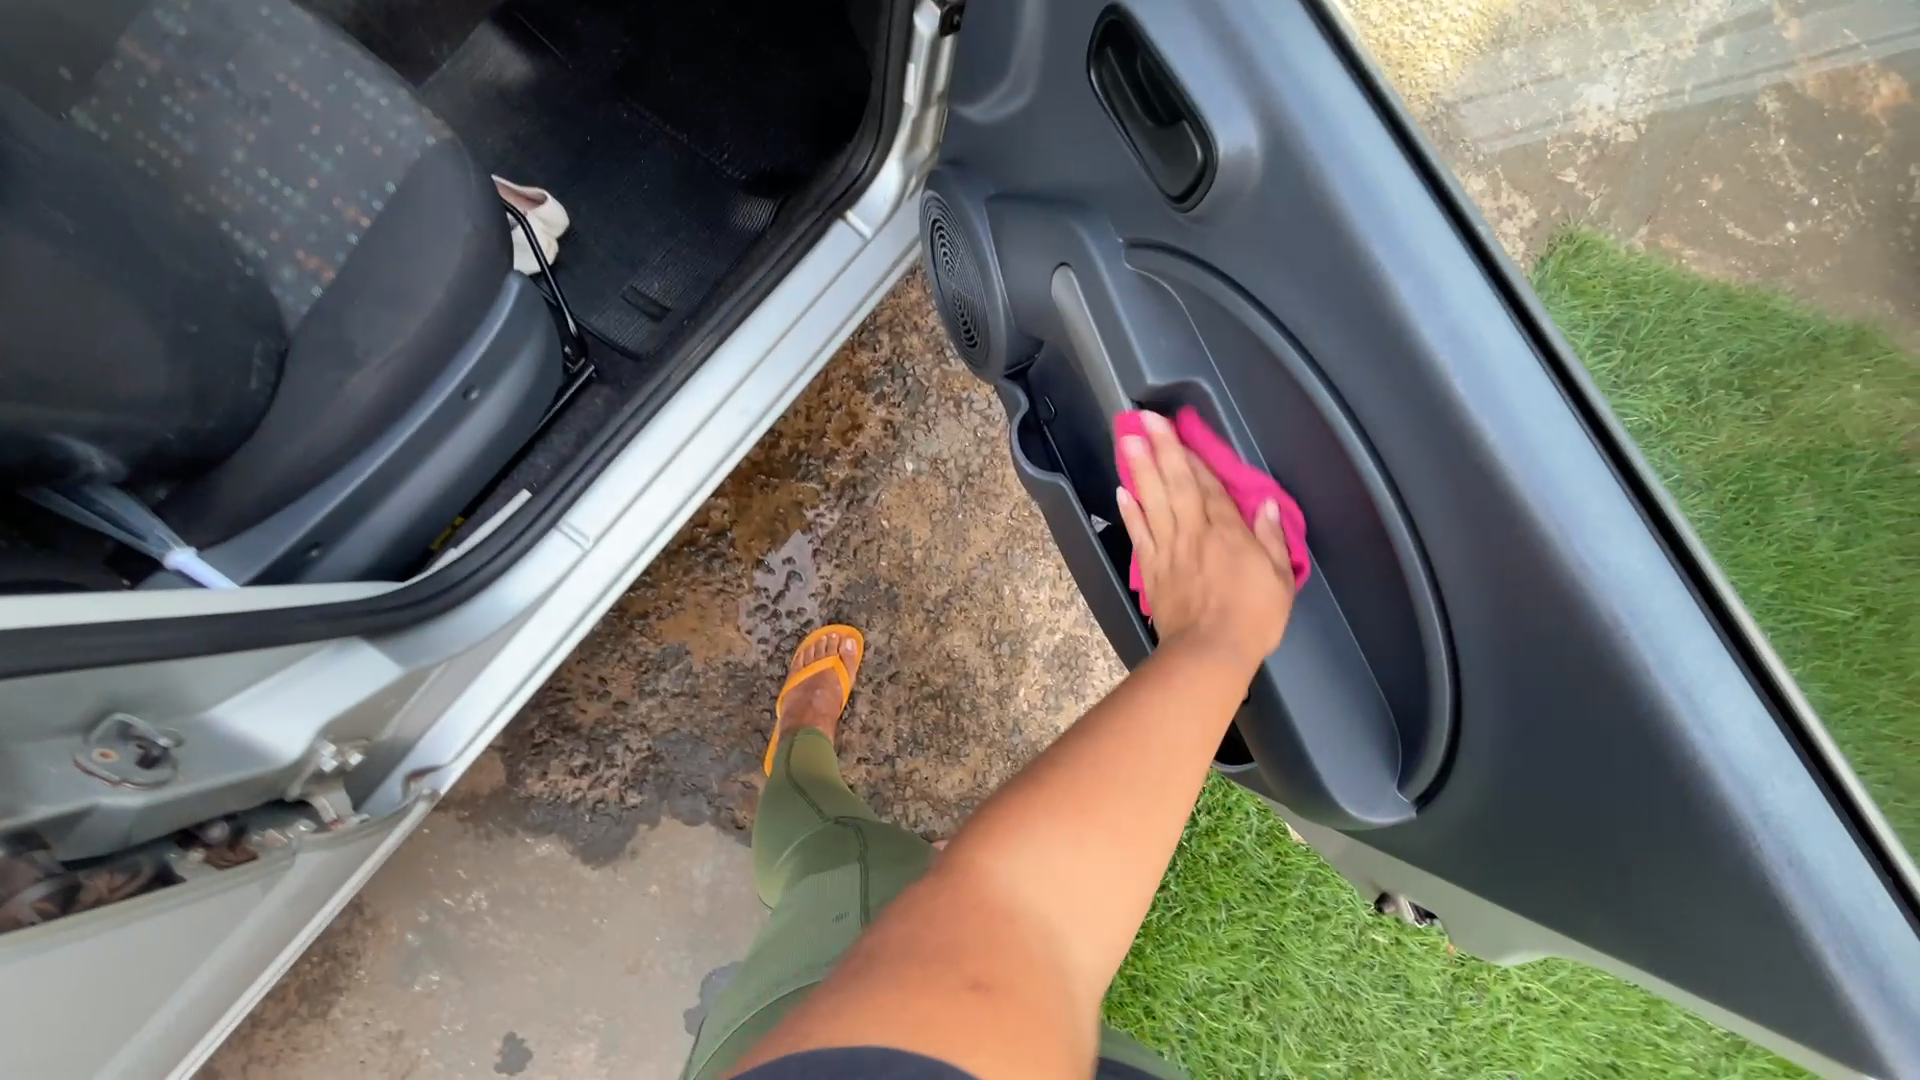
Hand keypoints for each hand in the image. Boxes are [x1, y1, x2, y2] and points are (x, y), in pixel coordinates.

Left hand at [1114, 411, 1297, 673]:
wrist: (1209, 652)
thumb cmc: (1253, 617)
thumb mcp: (1279, 578)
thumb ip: (1271, 539)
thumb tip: (1268, 505)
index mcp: (1228, 532)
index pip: (1209, 486)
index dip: (1193, 456)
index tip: (1178, 430)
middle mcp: (1194, 532)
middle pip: (1176, 482)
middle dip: (1161, 448)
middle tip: (1143, 419)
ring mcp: (1168, 548)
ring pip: (1153, 500)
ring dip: (1140, 468)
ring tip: (1128, 440)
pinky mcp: (1152, 568)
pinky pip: (1139, 533)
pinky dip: (1130, 510)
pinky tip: (1122, 490)